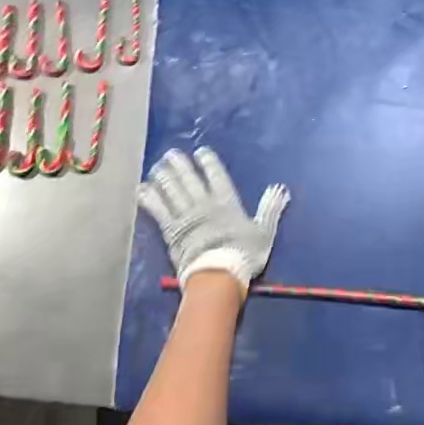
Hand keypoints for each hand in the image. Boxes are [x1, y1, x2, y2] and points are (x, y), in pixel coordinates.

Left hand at [137, 147, 287, 291]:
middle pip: (189, 179)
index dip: (208, 163)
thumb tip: (281, 189)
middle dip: (180, 165)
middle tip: (171, 154)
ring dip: (164, 177)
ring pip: (172, 190)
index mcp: (226, 202)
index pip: (216, 176)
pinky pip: (158, 209)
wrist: (219, 271)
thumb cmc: (244, 254)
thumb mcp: (264, 231)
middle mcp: (204, 204)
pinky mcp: (171, 229)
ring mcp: (186, 215)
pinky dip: (150, 198)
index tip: (200, 152)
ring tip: (157, 166)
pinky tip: (142, 189)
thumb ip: (270, 209)